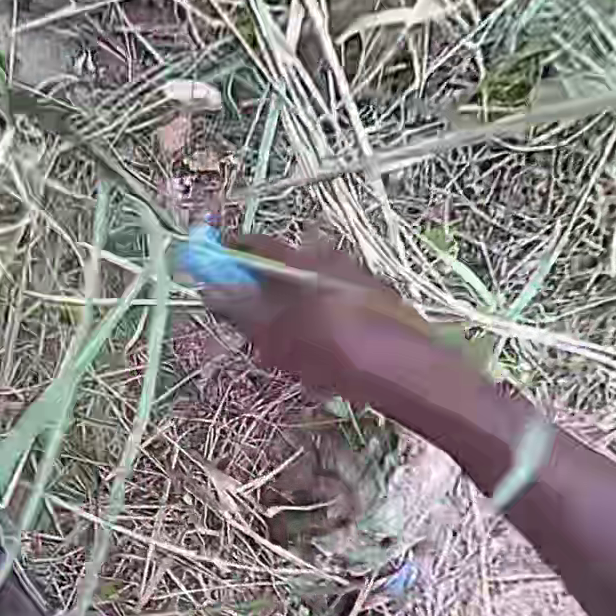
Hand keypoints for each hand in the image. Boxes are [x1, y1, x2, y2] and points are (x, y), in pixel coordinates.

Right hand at [201, 234, 489, 431]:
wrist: (405, 371)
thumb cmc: (332, 351)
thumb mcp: (274, 335)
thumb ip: (239, 308)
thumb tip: (210, 288)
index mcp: (301, 259)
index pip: (253, 243)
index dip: (228, 254)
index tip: (210, 270)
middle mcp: (329, 258)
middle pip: (280, 267)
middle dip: (257, 290)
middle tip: (247, 324)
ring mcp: (355, 276)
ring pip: (305, 287)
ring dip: (286, 309)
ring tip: (283, 347)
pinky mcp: (374, 298)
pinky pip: (329, 301)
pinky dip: (312, 317)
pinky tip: (316, 351)